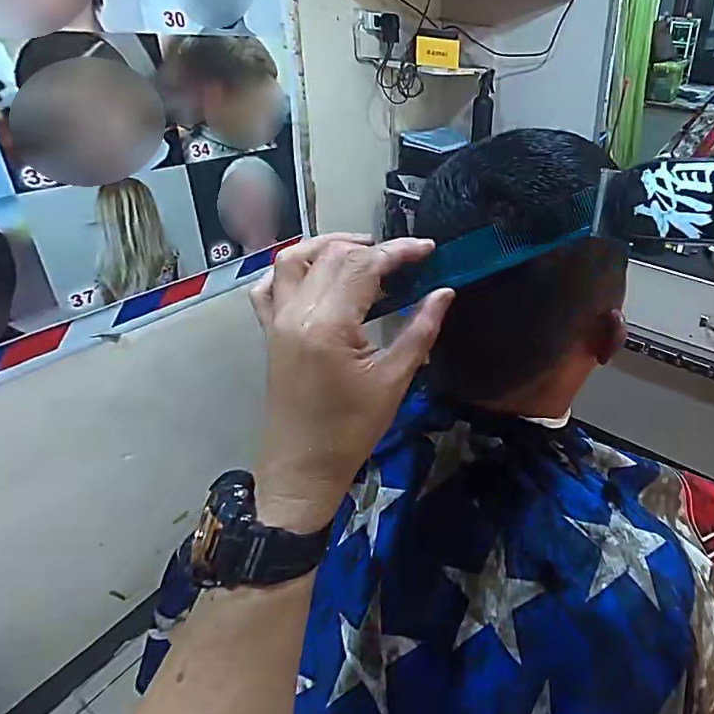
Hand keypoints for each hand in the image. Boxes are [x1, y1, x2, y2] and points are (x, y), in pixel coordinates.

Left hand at [248, 235, 452, 525]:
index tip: (428, 249)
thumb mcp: (395, 379)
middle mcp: (296, 313)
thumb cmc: (352, 428)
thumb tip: (444, 292)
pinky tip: (318, 274)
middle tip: (407, 257)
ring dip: (329, 246)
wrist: (304, 467)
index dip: (399, 251)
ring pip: (294, 260)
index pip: (364, 265)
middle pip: (332, 255)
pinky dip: (293, 270)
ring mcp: (277, 321)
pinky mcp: (270, 332)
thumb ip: (421, 329)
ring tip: (364, 252)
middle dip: (372, 246)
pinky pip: (269, 286)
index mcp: (328, 324)